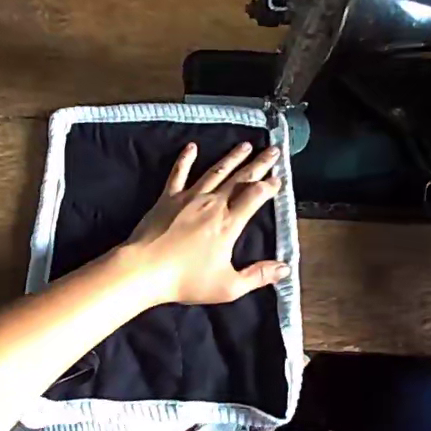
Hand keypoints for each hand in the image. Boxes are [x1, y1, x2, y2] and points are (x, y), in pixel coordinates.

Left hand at [117, 141, 288, 305]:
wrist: (145, 269)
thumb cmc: (186, 280)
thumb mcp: (228, 286)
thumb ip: (258, 275)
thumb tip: (285, 269)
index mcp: (228, 224)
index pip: (255, 198)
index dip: (269, 186)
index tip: (278, 178)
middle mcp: (212, 204)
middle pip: (240, 179)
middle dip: (259, 163)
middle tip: (273, 150)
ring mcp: (189, 198)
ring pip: (215, 171)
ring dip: (232, 157)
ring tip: (244, 145)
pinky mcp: (168, 198)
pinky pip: (179, 174)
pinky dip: (186, 159)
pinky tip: (192, 147)